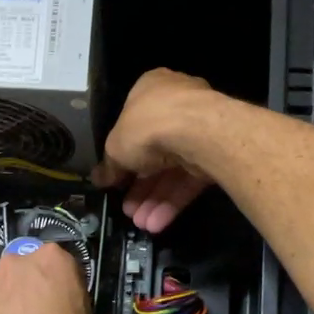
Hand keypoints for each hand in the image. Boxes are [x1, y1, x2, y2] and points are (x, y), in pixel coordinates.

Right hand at [93, 68, 219, 233]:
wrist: (196, 131)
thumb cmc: (147, 127)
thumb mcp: (116, 147)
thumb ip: (109, 166)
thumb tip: (98, 178)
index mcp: (150, 90)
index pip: (133, 125)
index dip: (123, 157)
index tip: (116, 181)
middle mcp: (177, 105)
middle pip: (153, 153)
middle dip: (140, 187)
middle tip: (128, 210)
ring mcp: (199, 129)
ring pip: (172, 170)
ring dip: (155, 199)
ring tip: (141, 223)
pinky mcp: (215, 153)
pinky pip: (189, 179)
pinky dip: (174, 201)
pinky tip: (158, 222)